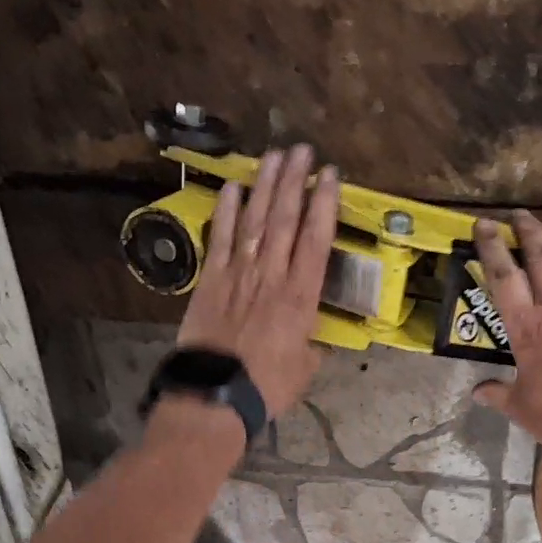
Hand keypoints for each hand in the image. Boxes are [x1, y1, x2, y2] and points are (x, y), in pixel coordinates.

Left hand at [177, 143, 339, 415]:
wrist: (216, 392)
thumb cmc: (269, 385)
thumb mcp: (306, 367)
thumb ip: (311, 343)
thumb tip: (312, 337)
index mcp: (301, 297)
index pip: (316, 239)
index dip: (324, 204)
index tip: (330, 176)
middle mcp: (271, 275)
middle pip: (285, 218)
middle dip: (295, 181)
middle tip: (302, 151)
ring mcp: (239, 273)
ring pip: (255, 220)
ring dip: (265, 185)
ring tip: (274, 156)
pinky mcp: (211, 279)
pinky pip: (221, 237)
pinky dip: (227, 211)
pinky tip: (234, 187)